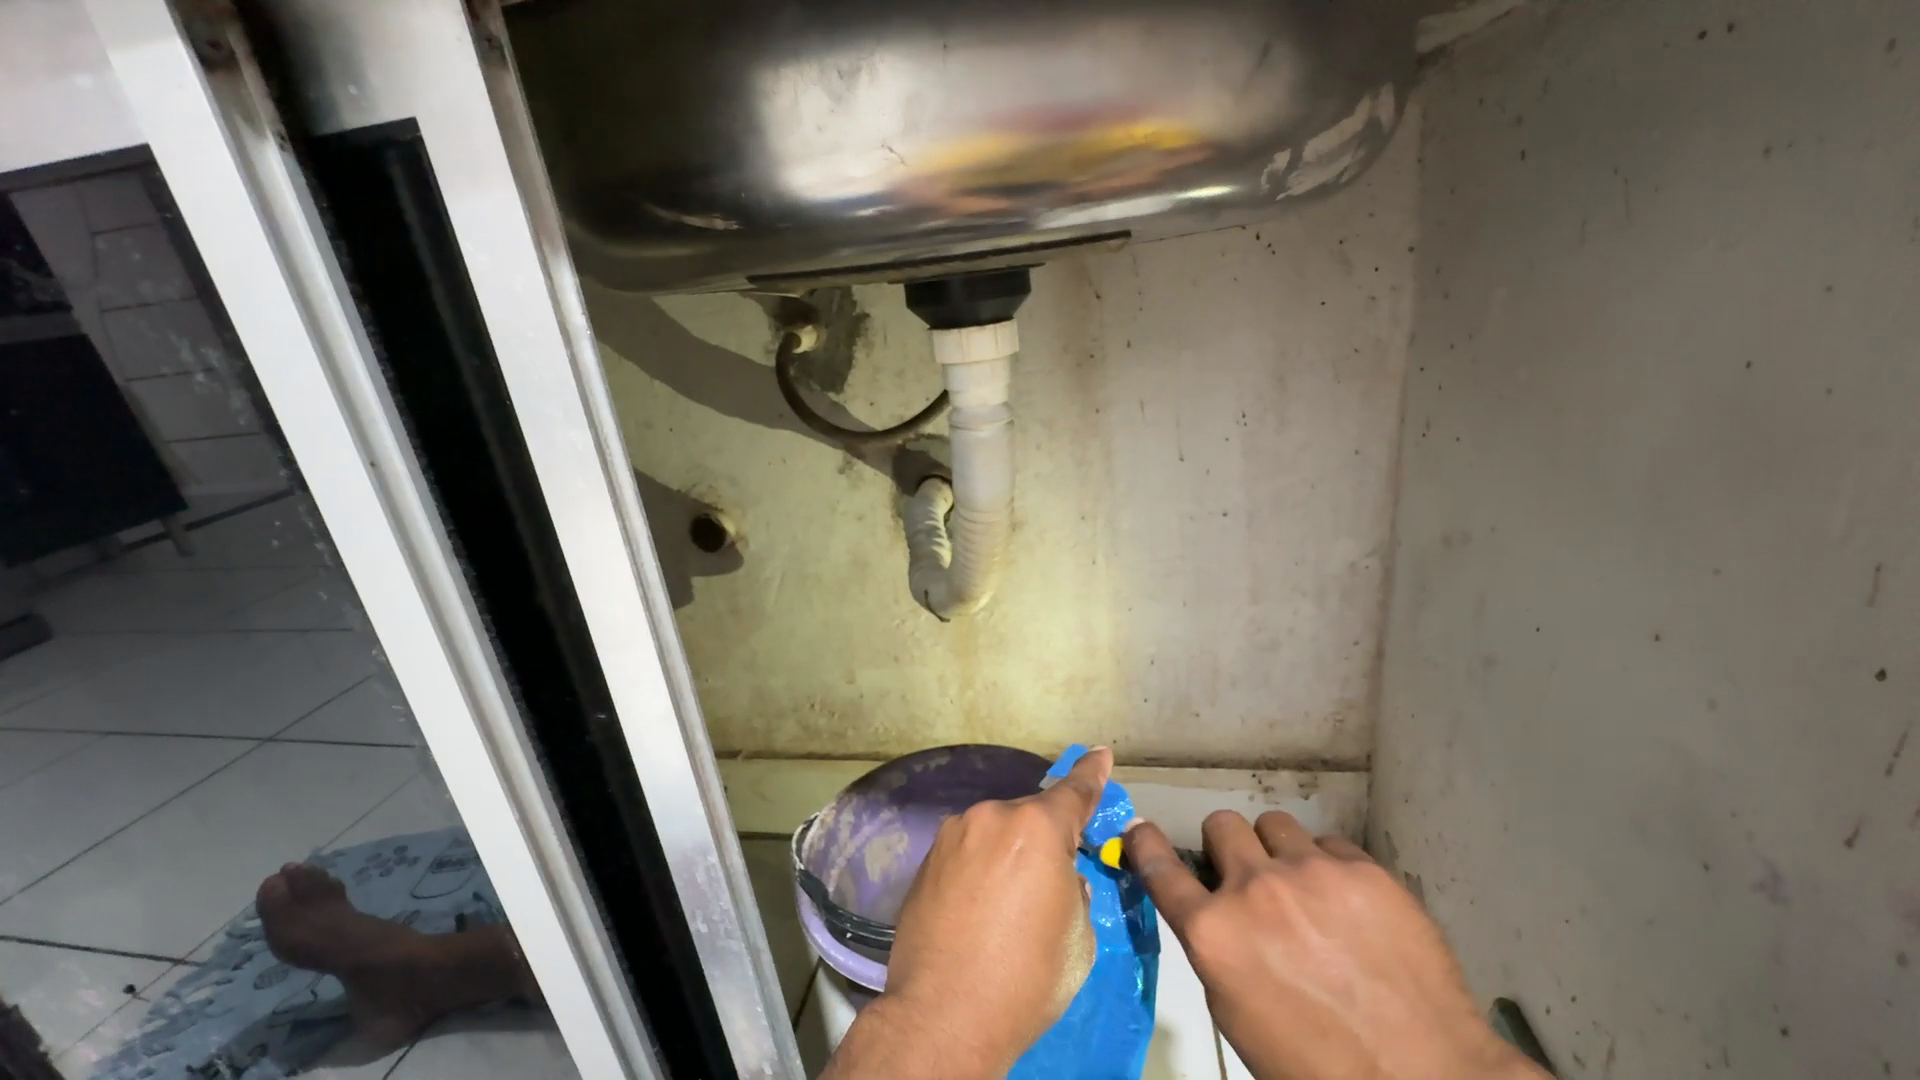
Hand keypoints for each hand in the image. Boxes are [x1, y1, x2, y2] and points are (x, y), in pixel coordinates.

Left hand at [823, 748, 1112, 1079]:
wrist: (943, 1015)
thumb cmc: (1026, 979)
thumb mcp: (1078, 936)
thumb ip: (1073, 888)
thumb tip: (1058, 877)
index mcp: (1037, 829)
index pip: (1074, 791)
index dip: (1092, 773)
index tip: (1099, 754)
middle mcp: (992, 817)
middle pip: (1030, 816)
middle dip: (1045, 838)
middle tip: (1050, 880)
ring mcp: (953, 835)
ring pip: (995, 832)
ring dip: (1008, 853)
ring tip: (1008, 903)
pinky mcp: (926, 859)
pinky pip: (968, 850)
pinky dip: (980, 867)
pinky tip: (979, 906)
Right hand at [1126, 811, 1545, 1079]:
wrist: (1421, 1074)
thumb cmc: (1314, 1064)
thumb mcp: (1237, 1015)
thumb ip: (1216, 950)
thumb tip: (1213, 915)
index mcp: (1214, 933)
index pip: (1159, 866)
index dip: (1144, 843)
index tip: (1140, 830)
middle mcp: (1254, 889)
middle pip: (1221, 825)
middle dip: (1227, 849)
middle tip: (1248, 878)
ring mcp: (1311, 872)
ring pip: (1274, 824)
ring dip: (1277, 851)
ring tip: (1304, 887)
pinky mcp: (1362, 869)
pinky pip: (1329, 844)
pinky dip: (1328, 866)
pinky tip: (1348, 904)